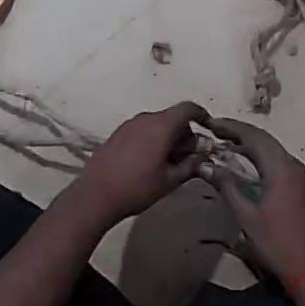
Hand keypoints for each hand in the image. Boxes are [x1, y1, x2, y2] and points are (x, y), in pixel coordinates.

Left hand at [64, 103, 209, 224]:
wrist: (95, 196)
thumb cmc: (137, 188)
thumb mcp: (170, 180)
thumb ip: (192, 165)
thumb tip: (204, 156)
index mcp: (161, 125)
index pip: (188, 109)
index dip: (202, 116)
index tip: (209, 130)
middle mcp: (145, 119)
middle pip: (174, 118)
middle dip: (186, 135)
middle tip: (189, 158)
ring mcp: (129, 125)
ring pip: (158, 125)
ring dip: (169, 138)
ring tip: (169, 164)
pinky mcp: (118, 134)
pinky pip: (143, 130)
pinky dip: (154, 140)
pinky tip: (150, 163)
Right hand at [205, 119, 304, 286]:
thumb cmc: (276, 243)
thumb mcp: (246, 216)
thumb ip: (226, 187)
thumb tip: (206, 166)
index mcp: (281, 168)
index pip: (255, 137)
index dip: (232, 128)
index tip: (212, 124)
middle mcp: (293, 166)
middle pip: (265, 141)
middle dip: (240, 134)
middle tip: (216, 133)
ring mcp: (300, 176)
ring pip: (272, 151)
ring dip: (250, 147)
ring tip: (225, 148)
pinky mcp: (301, 187)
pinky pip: (278, 163)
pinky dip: (260, 159)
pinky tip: (245, 168)